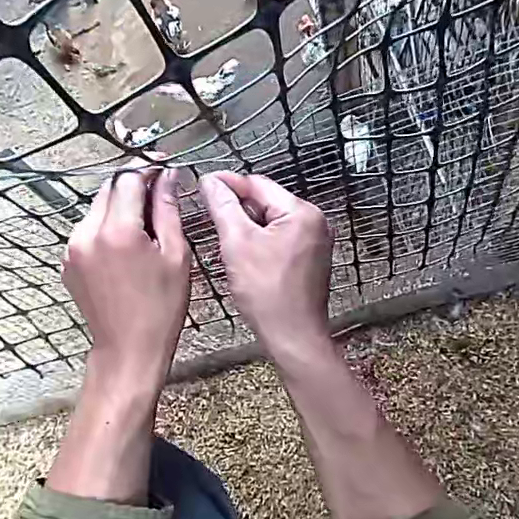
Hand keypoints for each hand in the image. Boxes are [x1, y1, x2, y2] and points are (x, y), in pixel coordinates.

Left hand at [63, 168, 190, 386]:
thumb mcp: (175, 255)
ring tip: (147, 218)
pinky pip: (88, 229)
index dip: (148, 166)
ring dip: (120, 203)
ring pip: (97, 207)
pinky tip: (128, 240)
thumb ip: (168, 210)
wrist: (129, 348)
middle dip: (134, 182)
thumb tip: (168, 177)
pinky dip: (107, 224)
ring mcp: (73, 248)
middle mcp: (88, 234)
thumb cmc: (160, 308)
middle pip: (109, 188)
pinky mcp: (68, 261)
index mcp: (118, 231)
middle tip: (160, 186)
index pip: (129, 178)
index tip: (164, 163)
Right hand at [198, 171, 332, 362]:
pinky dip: (260, 243)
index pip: (258, 184)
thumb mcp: (237, 244)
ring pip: (271, 222)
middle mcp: (314, 222)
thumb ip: (223, 207)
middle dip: (237, 209)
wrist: (293, 336)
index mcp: (302, 212)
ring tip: (227, 243)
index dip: (228, 184)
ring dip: (247, 228)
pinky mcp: (309, 260)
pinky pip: (279, 240)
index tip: (204, 186)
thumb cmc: (269, 295)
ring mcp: (314, 242)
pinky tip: (245, 259)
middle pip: (266, 202)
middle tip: (211, 219)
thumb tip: (211, 182)